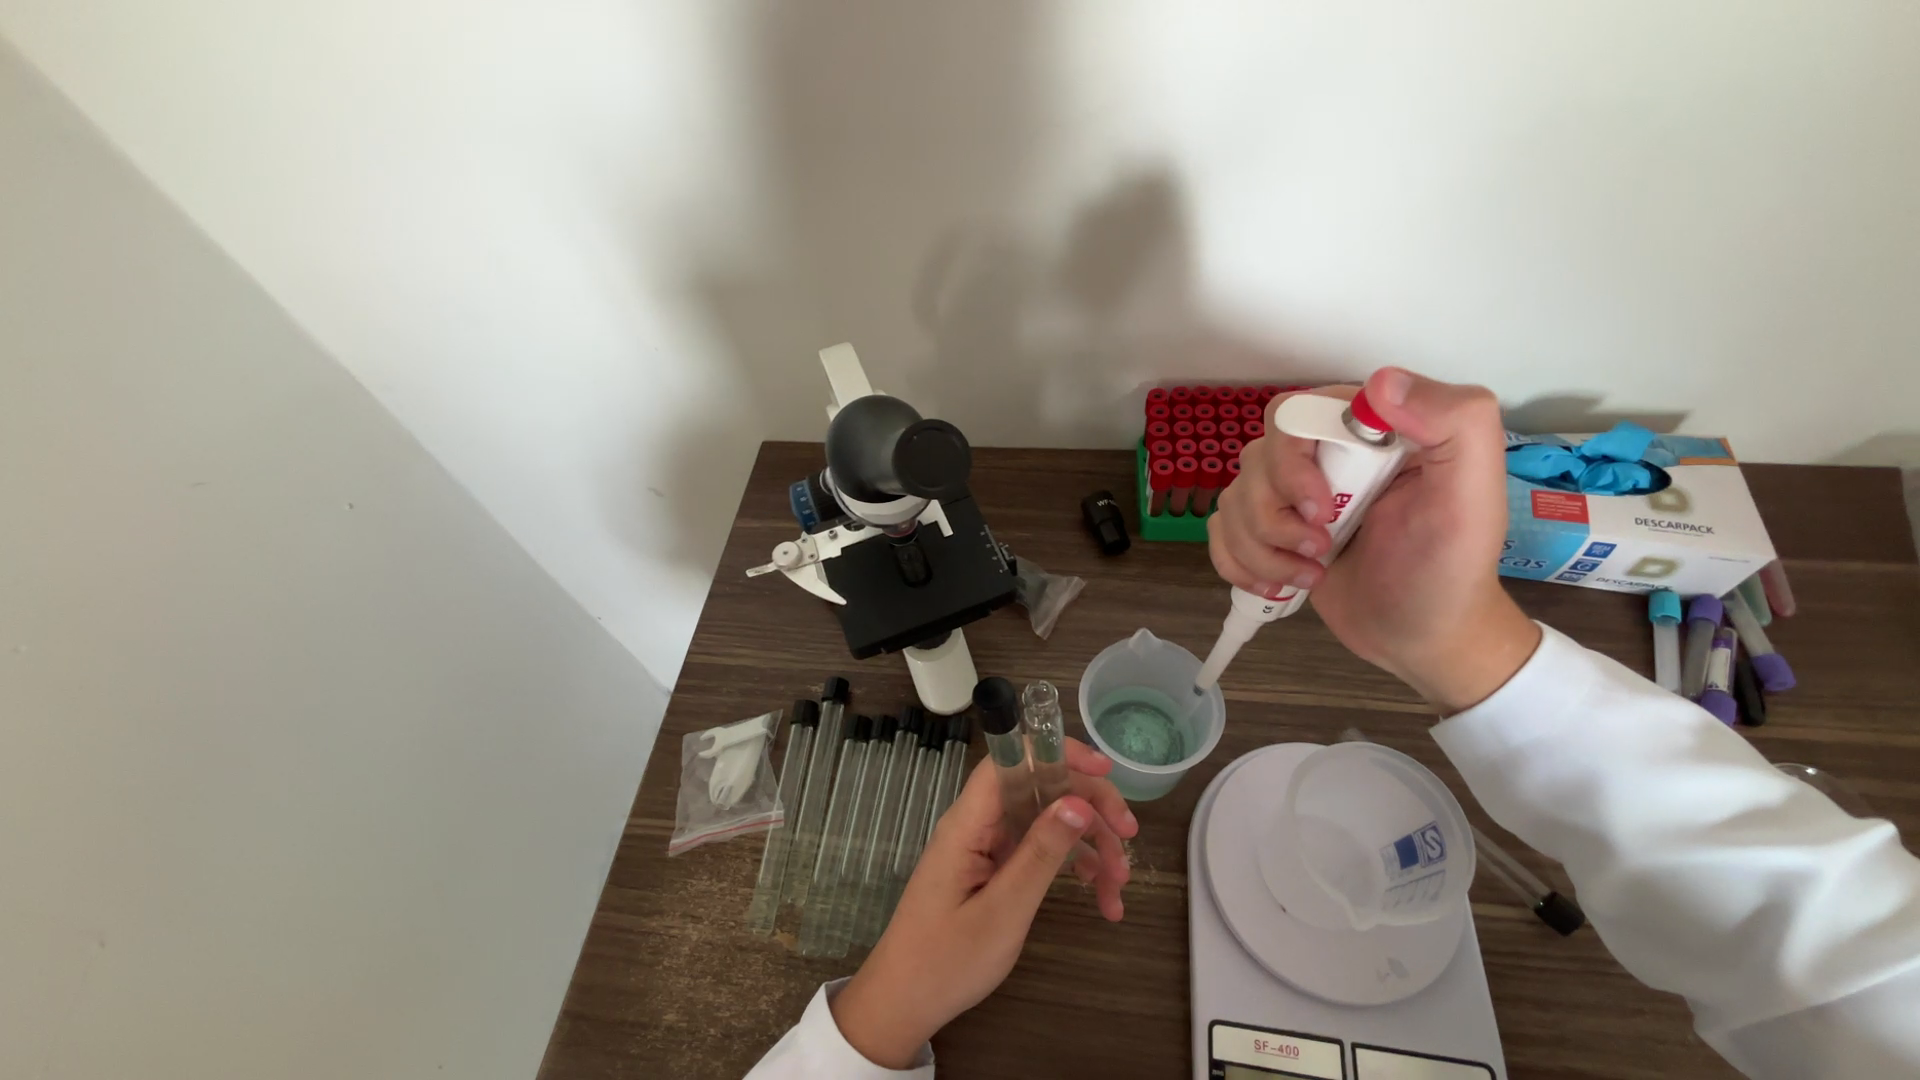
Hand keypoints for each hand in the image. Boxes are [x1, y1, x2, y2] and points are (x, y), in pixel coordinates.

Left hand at [831, 738, 1136, 1067]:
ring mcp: (987, 845)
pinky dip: (1073, 868)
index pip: (1012, 760)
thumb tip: (1078, 802)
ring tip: (1121, 885)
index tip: (1103, 769)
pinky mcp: (995, 867)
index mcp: (969, 822)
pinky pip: (1040, 850)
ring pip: (1047, 821)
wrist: (904, 1002)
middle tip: (1130, 833)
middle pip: (1040, 788)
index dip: (1057, 753)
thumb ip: (1040, 854)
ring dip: (1089, 844)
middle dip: (1089, 805)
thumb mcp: (1004, 911)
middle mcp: (979, 823)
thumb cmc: (947, 960)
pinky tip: (1101, 897)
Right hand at [1208, 367, 1540, 710]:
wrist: (1422, 638)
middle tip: (1321, 549)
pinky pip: (1220, 532)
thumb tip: (1381, 383)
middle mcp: (1321, 457)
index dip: (1291, 463)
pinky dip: (1238, 563)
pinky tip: (1279, 584)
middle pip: (1255, 461)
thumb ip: (1455, 422)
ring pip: (1232, 501)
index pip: (1292, 414)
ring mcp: (1289, 497)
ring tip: (1311, 576)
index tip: (1322, 510)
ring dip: (1262, 550)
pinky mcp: (1268, 533)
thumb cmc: (1449, 569)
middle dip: (1274, 516)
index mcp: (1365, 433)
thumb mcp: (1471, 494)